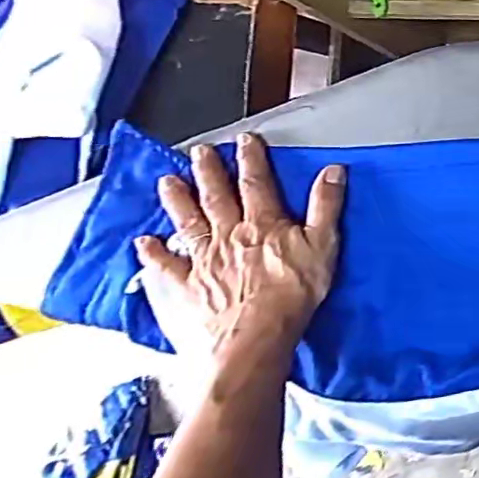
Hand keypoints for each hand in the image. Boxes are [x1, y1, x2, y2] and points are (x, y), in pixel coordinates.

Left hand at [134, 133, 344, 379]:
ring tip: (169, 181)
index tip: (245, 141)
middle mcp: (227, 235)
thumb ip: (326, 206)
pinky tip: (147, 241)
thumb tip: (332, 172)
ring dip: (177, 200)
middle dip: (209, 172)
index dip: (252, 160)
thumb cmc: (296, 290)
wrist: (252, 336)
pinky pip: (163, 263)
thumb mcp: (325, 244)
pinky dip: (153, 250)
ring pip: (186, 222)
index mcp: (263, 224)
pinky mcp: (181, 284)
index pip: (257, 184)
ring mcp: (199, 260)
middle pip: (216, 197)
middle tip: (199, 153)